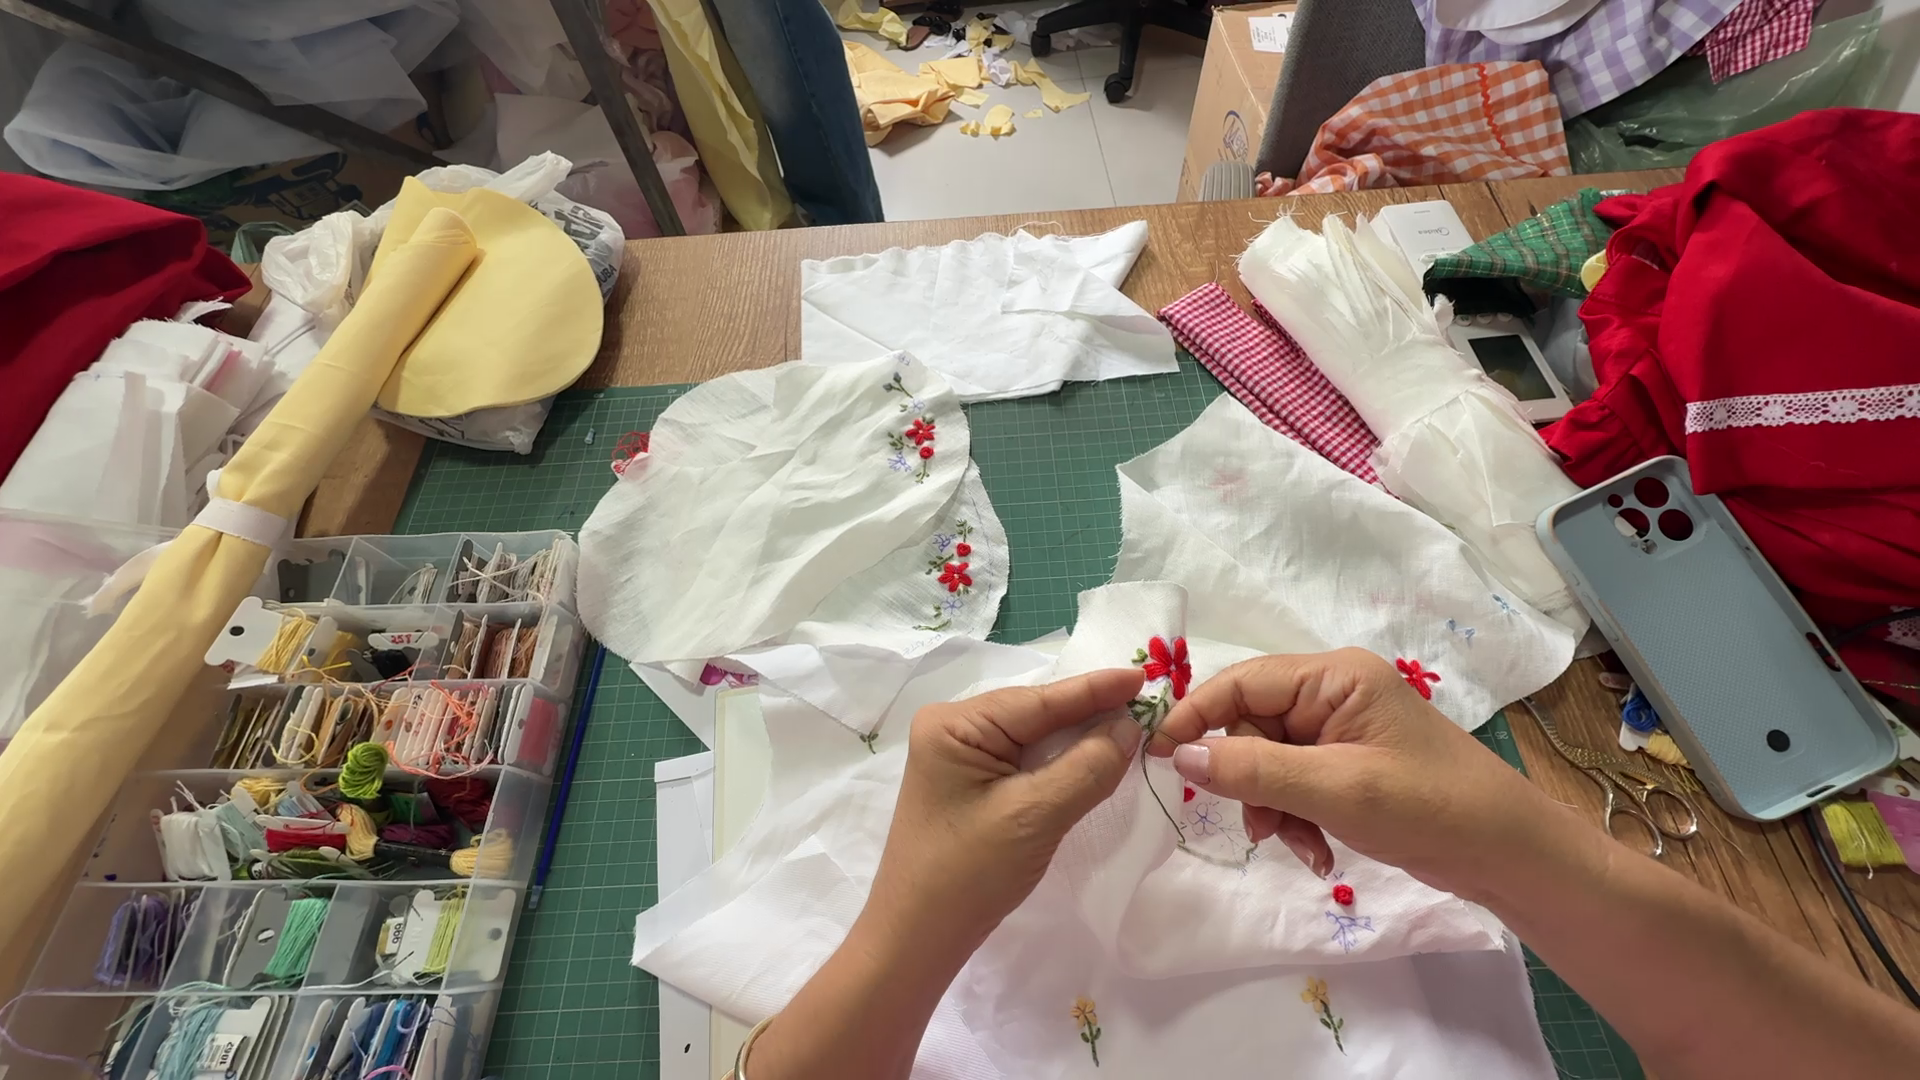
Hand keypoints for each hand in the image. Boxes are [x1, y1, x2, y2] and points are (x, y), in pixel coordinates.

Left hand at [864, 667, 1146, 956]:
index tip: (1144, 675)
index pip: (1039, 700)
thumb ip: (1087, 767)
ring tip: (1130, 722)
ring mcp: (959, 755)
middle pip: (1035, 713)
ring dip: (1078, 736)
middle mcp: (953, 728)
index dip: (1096, 688)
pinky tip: (1092, 755)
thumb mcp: (1034, 816)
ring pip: (1032, 736)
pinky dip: (1060, 760)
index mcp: (955, 723)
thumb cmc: (969, 874)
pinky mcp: (969, 782)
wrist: (917, 940)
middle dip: (1090, 710)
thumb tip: (1129, 727)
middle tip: (1146, 701)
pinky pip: (1023, 759)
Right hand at [1148, 648, 1598, 902]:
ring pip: (1264, 759)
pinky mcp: (1343, 763)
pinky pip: (1289, 781)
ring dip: (1269, 805)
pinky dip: (1291, 815)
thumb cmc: (1433, 809)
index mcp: (1332, 676)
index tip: (1158, 753)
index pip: (1241, 682)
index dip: (1195, 715)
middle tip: (1261, 825)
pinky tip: (1314, 849)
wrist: (1517, 861)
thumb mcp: (1337, 790)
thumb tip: (1176, 754)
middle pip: (1249, 726)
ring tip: (1295, 843)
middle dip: (1249, 780)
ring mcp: (1336, 729)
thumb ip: (1252, 770)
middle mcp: (1329, 693)